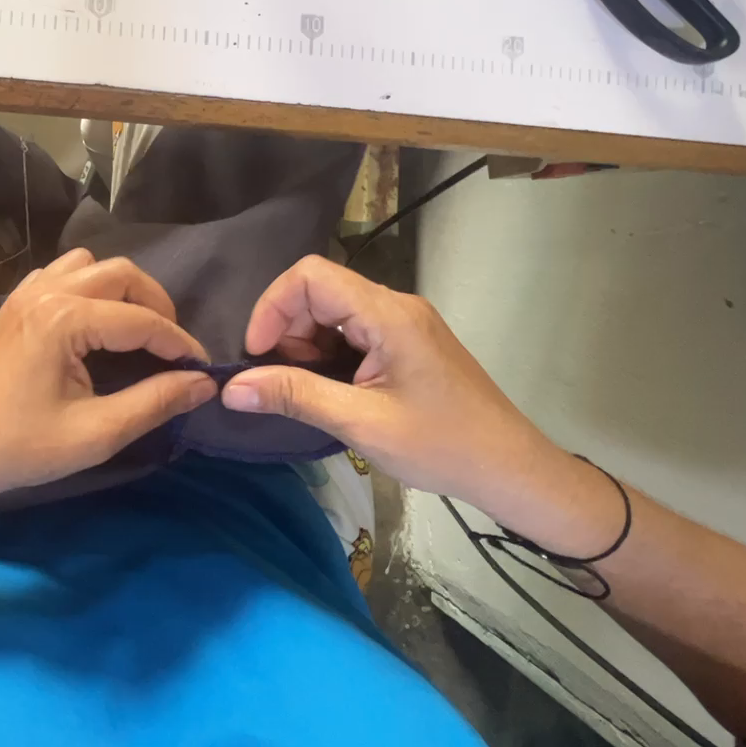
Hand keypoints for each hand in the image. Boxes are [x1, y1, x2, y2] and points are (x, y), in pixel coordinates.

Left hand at [0, 249, 217, 504]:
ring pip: (90, 265)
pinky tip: (92, 323)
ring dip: (121, 290)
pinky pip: (60, 274)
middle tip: (171, 347)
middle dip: (155, 305)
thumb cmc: (21, 448)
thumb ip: (155, 402)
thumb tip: (203, 382)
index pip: (141, 321)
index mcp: (64, 320)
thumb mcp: (96, 433)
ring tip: (135, 330)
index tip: (202, 369)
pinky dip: (87, 288)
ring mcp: (25, 293)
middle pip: (120, 273)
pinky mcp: (14, 304)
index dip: (179, 344)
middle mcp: (45, 292)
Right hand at [220, 255, 560, 510]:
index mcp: (388, 314)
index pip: (311, 276)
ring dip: (304, 344)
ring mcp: (403, 323)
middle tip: (280, 379)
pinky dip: (326, 353)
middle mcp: (395, 306)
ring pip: (331, 311)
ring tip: (304, 389)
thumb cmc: (442, 446)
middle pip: (318, 290)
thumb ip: (294, 396)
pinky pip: (351, 330)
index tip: (258, 355)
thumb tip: (231, 389)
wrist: (513, 470)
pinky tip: (328, 389)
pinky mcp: (406, 342)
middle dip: (286, 330)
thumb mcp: (360, 423)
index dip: (273, 307)